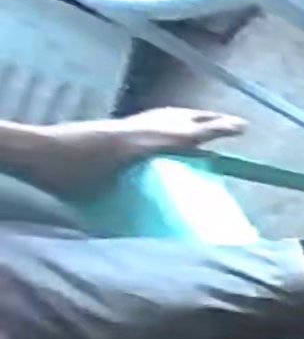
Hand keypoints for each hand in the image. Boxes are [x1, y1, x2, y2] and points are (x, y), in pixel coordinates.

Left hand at [29, 109, 247, 189]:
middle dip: (213, 119)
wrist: (20, 151)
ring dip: (193, 116)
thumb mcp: (105, 191)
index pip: (194, 132)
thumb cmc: (64, 174)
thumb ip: (140, 197)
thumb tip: (168, 223)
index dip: (221, 129)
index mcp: (147, 142)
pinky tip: (171, 126)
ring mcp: (124, 124)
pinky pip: (151, 118)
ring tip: (210, 120)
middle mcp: (141, 129)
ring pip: (168, 114)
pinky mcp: (110, 126)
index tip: (246, 127)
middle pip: (184, 118)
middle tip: (237, 124)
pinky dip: (170, 119)